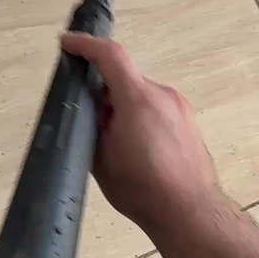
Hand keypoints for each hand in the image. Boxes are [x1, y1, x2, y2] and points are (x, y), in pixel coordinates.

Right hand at [59, 32, 232, 238]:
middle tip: (93, 124)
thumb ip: (94, 124)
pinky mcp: (189, 121)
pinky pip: (157, 107)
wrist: (190, 213)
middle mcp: (162, 95)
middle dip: (105, 93)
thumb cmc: (142, 189)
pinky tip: (139, 150)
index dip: (85, 45)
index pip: (110, 55)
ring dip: (124, 107)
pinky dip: (141, 117)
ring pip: (141, 94)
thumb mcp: (100, 157)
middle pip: (125, 78)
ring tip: (118, 144)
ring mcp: (180, 107)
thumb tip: (95, 110)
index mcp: (138, 99)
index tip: (68, 44)